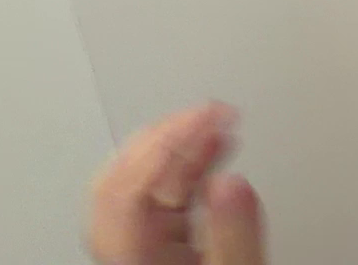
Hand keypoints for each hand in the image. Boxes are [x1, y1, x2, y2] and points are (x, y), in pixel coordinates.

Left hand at [87, 101, 264, 264]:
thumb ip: (233, 232)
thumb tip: (231, 181)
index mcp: (137, 260)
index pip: (124, 190)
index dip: (164, 142)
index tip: (208, 113)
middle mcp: (132, 248)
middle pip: (125, 178)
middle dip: (168, 132)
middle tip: (211, 108)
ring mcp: (144, 244)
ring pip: (144, 179)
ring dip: (182, 140)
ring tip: (221, 117)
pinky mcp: (163, 242)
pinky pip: (165, 190)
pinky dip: (191, 158)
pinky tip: (217, 143)